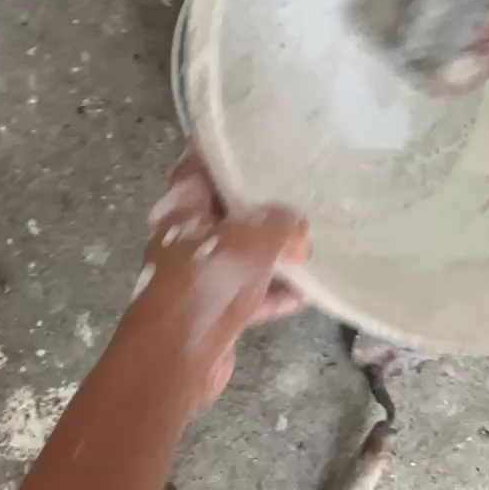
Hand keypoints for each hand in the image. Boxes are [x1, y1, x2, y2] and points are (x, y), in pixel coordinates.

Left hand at [126, 149, 308, 409]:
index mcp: (183, 208)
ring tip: (310, 240)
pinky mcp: (214, 311)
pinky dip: (275, 293)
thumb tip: (298, 229)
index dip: (221, 145)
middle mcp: (186, 238)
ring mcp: (200, 276)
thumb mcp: (250, 239)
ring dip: (273, 251)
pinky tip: (307, 293)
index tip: (252, 132)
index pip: (198, 164)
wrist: (178, 357)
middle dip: (260, 201)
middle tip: (298, 186)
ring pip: (242, 253)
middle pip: (226, 210)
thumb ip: (280, 223)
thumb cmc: (206, 284)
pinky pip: (250, 293)